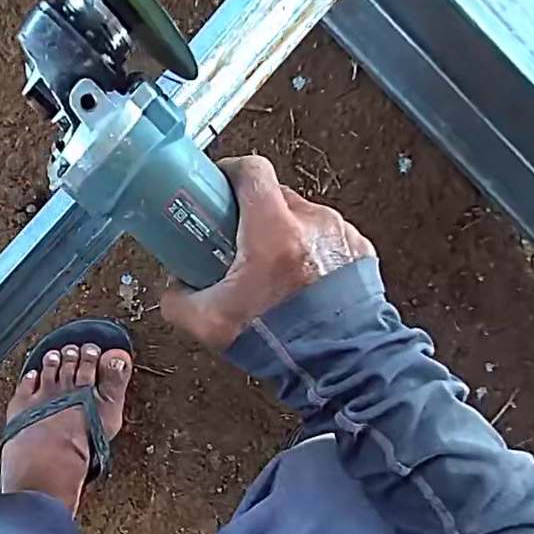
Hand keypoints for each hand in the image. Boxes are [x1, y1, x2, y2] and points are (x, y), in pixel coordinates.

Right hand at [162, 155, 375, 347]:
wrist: (343, 364)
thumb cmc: (286, 341)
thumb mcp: (213, 324)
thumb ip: (181, 302)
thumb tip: (174, 290)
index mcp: (273, 230)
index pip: (250, 169)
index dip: (230, 171)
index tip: (219, 185)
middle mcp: (311, 222)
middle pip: (274, 193)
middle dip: (252, 210)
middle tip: (237, 236)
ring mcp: (339, 233)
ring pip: (301, 215)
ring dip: (283, 231)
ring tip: (271, 265)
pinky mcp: (359, 248)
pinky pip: (326, 235)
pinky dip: (311, 248)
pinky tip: (301, 278)